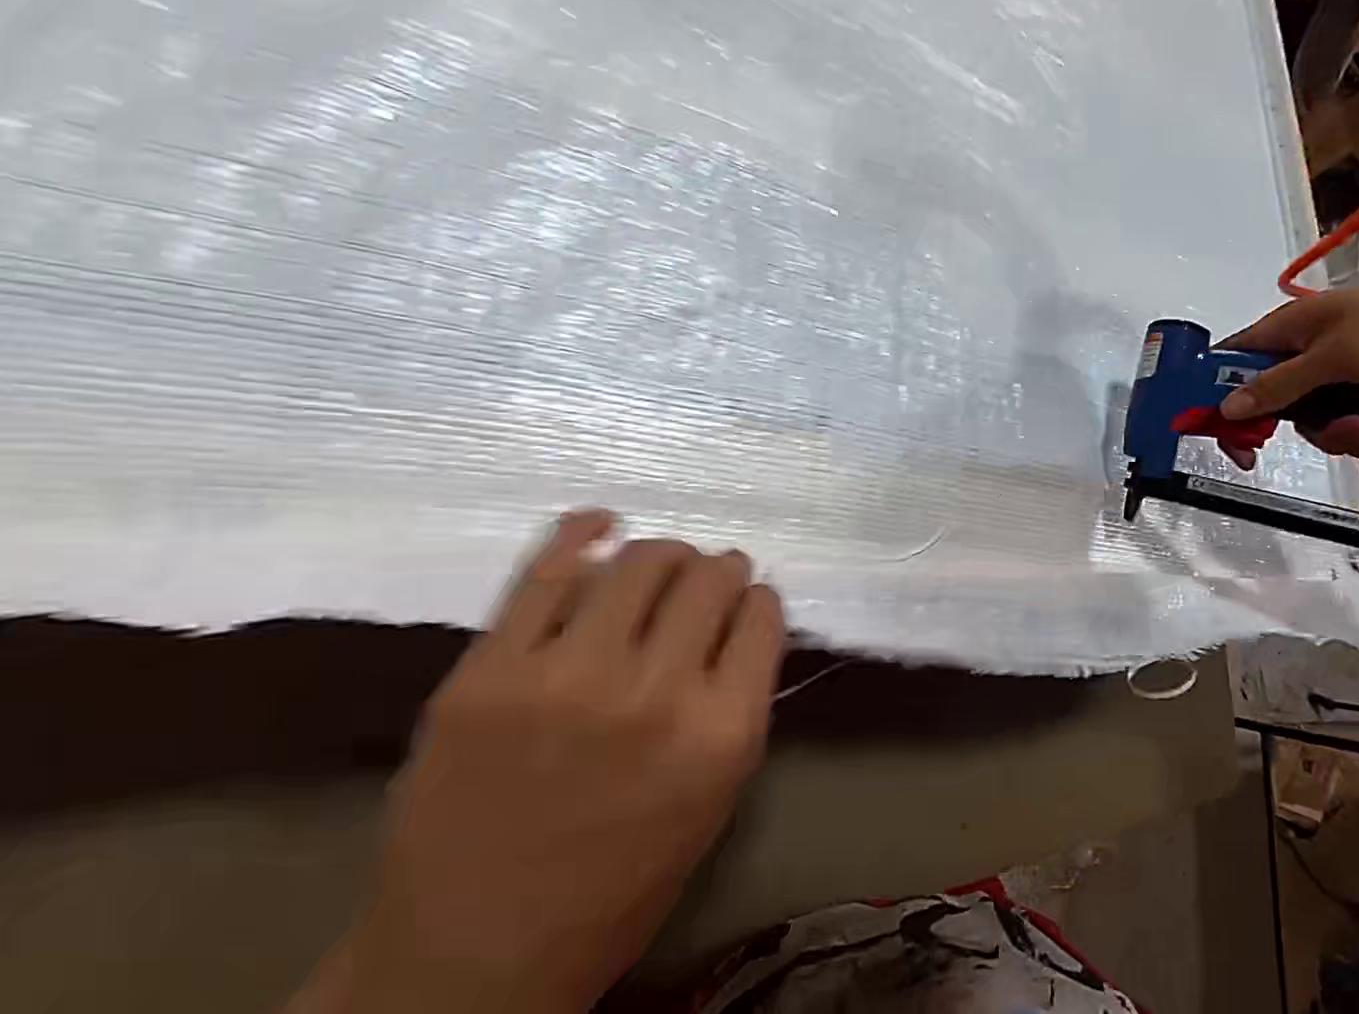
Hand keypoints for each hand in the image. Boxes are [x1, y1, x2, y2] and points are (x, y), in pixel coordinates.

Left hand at [293, 510, 787, 1013]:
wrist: (475, 954)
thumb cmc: (621, 881)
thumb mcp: (716, 796)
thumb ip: (738, 701)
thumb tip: (744, 618)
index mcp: (722, 733)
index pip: (763, 620)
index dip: (761, 599)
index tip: (752, 598)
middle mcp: (655, 692)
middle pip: (709, 581)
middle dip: (722, 568)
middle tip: (713, 572)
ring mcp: (566, 675)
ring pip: (639, 562)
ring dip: (666, 553)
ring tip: (664, 560)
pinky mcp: (489, 670)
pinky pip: (547, 572)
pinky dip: (583, 533)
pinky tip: (601, 523)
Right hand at [1215, 256, 1358, 464]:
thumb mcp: (1334, 355)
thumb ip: (1278, 384)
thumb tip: (1225, 409)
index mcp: (1283, 333)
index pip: (1226, 367)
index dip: (1216, 400)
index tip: (1226, 435)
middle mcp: (1300, 356)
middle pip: (1272, 407)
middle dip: (1307, 427)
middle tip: (1336, 433)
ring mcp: (1333, 376)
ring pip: (1314, 423)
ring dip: (1346, 435)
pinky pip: (1346, 428)